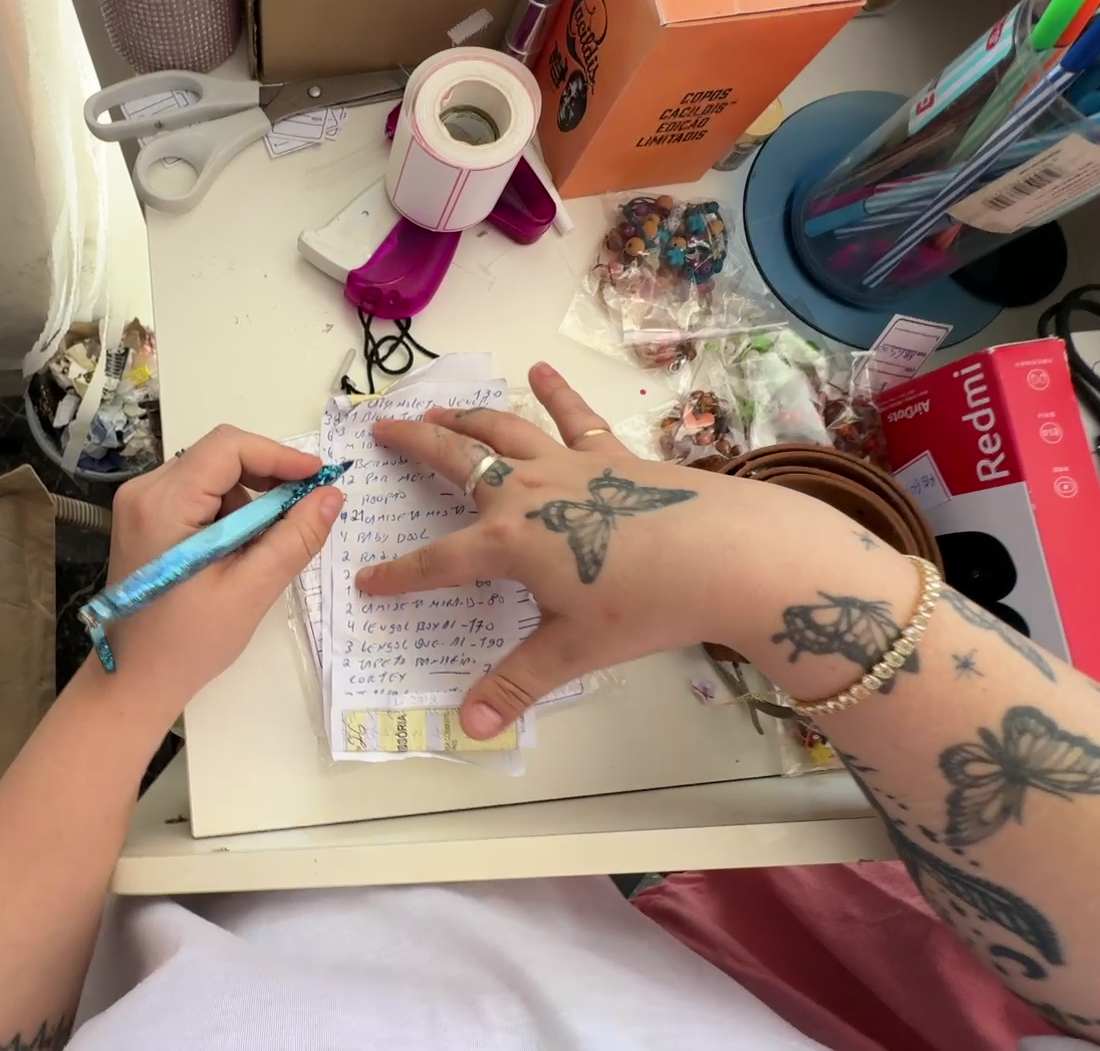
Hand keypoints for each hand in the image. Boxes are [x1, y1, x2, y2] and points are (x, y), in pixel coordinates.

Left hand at [92, 425, 342, 722]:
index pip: (227, 447)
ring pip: (210, 475)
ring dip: (248, 499)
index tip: (318, 477)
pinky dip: (227, 512)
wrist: (133, 680)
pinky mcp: (144, 519)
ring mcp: (139, 504)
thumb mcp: (250, 591)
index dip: (278, 454)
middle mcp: (144, 491)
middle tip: (302, 509)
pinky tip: (238, 550)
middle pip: (218, 456)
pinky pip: (196, 496)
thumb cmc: (188, 643)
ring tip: (265, 544)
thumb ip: (294, 538)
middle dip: (266, 477)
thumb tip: (332, 495)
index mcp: (163, 503)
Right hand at [357, 362, 819, 738]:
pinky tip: (539, 368)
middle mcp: (526, 492)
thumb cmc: (646, 604)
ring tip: (436, 409)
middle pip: (455, 460)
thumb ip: (516, 685)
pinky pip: (574, 417)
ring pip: (503, 429)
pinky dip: (555, 391)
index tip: (366, 581)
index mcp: (508, 540)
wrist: (734, 556)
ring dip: (465, 417)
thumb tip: (470, 730)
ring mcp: (568, 466)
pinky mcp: (610, 454)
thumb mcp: (573, 650)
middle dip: (413, 445)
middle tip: (381, 430)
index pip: (437, 561)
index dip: (398, 575)